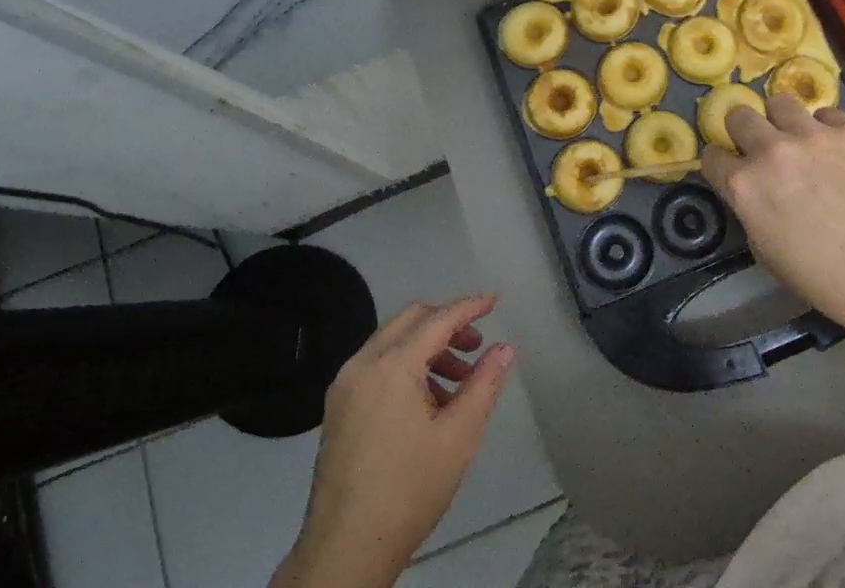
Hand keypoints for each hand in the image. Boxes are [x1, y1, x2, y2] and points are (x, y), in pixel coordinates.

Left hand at [284, 296, 515, 587]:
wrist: (347, 545)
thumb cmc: (410, 487)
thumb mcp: (460, 434)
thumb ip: (485, 383)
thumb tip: (507, 348)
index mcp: (391, 365)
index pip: (437, 319)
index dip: (469, 307)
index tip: (496, 300)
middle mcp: (361, 365)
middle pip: (409, 321)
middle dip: (446, 324)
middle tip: (477, 345)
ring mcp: (344, 386)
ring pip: (390, 344)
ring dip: (427, 348)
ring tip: (459, 383)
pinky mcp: (337, 408)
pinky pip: (376, 368)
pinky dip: (406, 368)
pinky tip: (428, 403)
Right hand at [701, 97, 844, 343]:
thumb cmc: (824, 278)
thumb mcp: (767, 252)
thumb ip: (751, 210)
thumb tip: (755, 193)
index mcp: (745, 186)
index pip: (712, 156)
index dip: (720, 166)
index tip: (730, 172)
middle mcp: (773, 150)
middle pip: (740, 116)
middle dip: (744, 131)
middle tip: (760, 149)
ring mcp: (814, 135)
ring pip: (781, 102)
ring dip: (782, 120)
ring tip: (797, 140)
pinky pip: (826, 113)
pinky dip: (825, 128)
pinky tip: (836, 150)